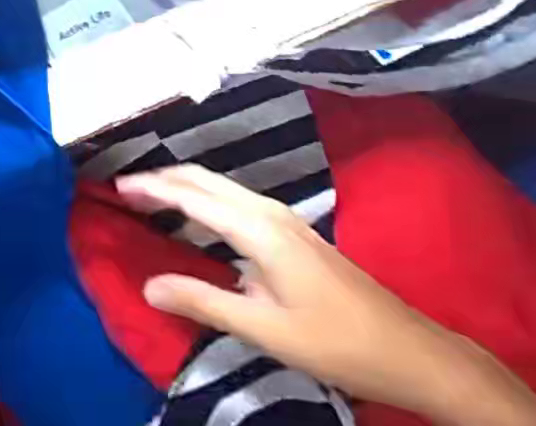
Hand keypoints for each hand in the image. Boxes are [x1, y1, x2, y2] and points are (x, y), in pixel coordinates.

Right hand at [117, 165, 535, 425]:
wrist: (421, 357)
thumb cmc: (340, 343)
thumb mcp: (266, 330)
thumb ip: (202, 301)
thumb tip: (146, 286)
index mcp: (257, 229)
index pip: (189, 196)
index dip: (149, 189)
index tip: (114, 187)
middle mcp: (267, 211)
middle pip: (201, 178)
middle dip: (159, 178)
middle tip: (123, 188)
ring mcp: (283, 217)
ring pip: (217, 184)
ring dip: (180, 184)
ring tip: (148, 196)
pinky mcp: (291, 229)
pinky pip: (231, 196)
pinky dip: (200, 194)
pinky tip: (193, 212)